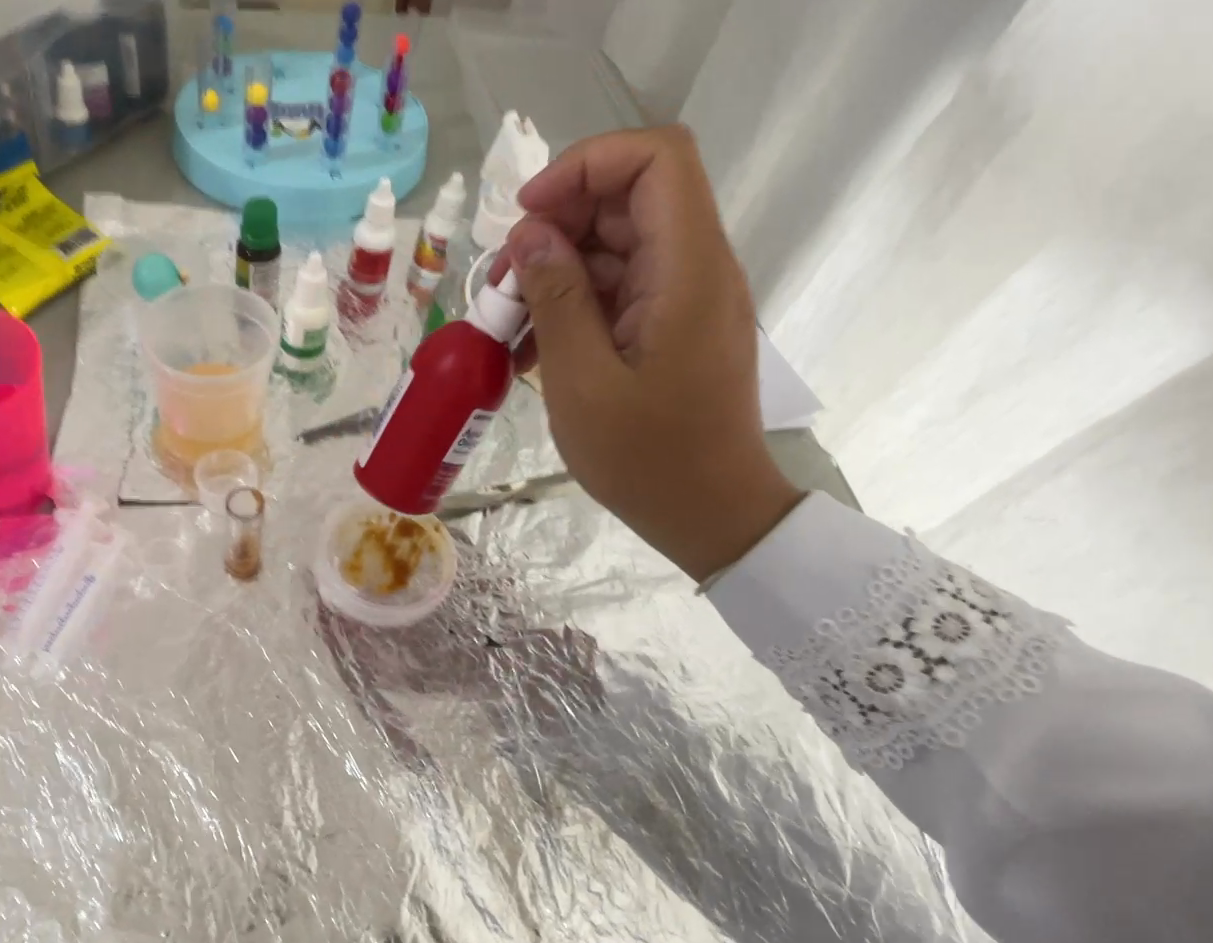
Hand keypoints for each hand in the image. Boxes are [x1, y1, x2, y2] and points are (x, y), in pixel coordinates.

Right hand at [500, 125, 802, 580]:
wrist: (710, 513)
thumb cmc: (647, 458)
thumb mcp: (582, 382)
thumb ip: (556, 299)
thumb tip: (530, 234)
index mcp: (687, 269)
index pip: (655, 159)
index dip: (586, 166)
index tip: (528, 215)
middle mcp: (695, 267)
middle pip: (628, 199)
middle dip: (556, 225)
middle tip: (502, 281)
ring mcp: (684, 297)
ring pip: (615, 245)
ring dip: (555, 271)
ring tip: (507, 322)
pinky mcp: (671, 325)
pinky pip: (617, 289)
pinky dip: (571, 304)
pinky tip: (531, 348)